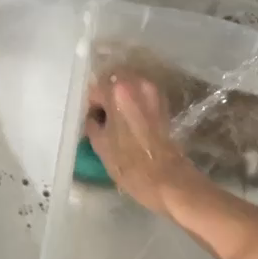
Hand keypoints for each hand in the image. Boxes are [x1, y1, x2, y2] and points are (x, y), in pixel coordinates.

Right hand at [84, 77, 208, 216]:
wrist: (166, 178)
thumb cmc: (128, 163)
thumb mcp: (100, 143)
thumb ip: (92, 122)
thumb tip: (94, 116)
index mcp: (117, 91)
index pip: (95, 89)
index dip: (91, 105)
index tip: (91, 120)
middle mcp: (137, 84)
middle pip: (114, 80)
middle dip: (106, 95)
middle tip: (102, 115)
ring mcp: (154, 92)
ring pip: (130, 85)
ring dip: (121, 96)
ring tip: (117, 118)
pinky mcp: (163, 103)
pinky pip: (142, 94)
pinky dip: (134, 102)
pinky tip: (130, 121)